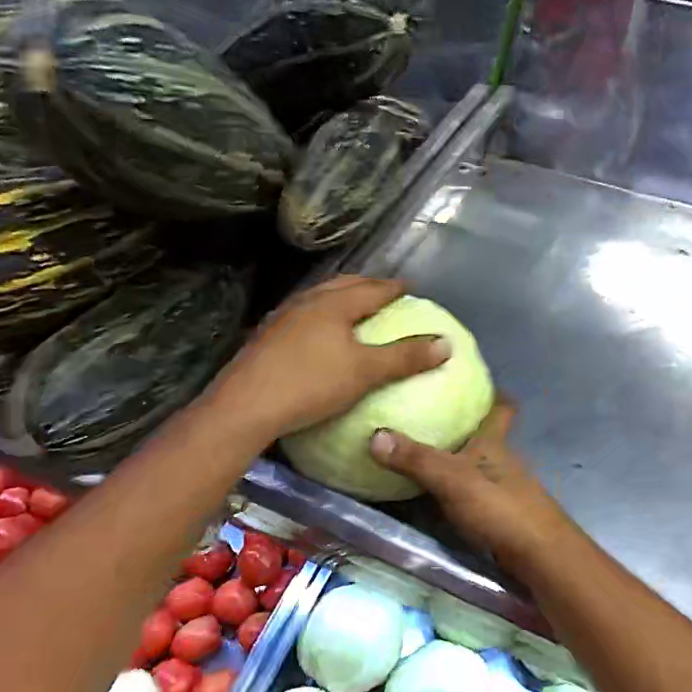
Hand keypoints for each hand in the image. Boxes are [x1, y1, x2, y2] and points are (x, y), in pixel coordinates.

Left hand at [205, 276, 449, 440]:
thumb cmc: (310, 384)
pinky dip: (321, 318)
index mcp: (333, 303)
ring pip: (319, 299)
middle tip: (385, 292)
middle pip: (342, 285)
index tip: (411, 288)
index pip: (372, 288)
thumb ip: (405, 358)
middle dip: (366, 286)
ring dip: (340, 299)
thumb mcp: (365, 372)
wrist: (246, 406)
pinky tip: (320, 335)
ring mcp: (282, 319)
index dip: (394, 288)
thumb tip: (446, 343)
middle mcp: (307, 302)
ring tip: (354, 309)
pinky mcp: (266, 338)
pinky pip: (303, 317)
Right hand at [369, 398, 574, 560]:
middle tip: (430, 417)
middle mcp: (502, 462)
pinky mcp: (499, 517)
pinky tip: (433, 496)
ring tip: (421, 454)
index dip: (493, 394)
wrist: (537, 556)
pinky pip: (471, 494)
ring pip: (478, 468)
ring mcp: (502, 491)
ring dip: (457, 462)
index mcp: (494, 443)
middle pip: (486, 438)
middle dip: (465, 428)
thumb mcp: (452, 479)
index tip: (475, 381)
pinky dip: (454, 491)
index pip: (500, 409)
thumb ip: (416, 459)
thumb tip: (375, 435)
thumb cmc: (500, 507)